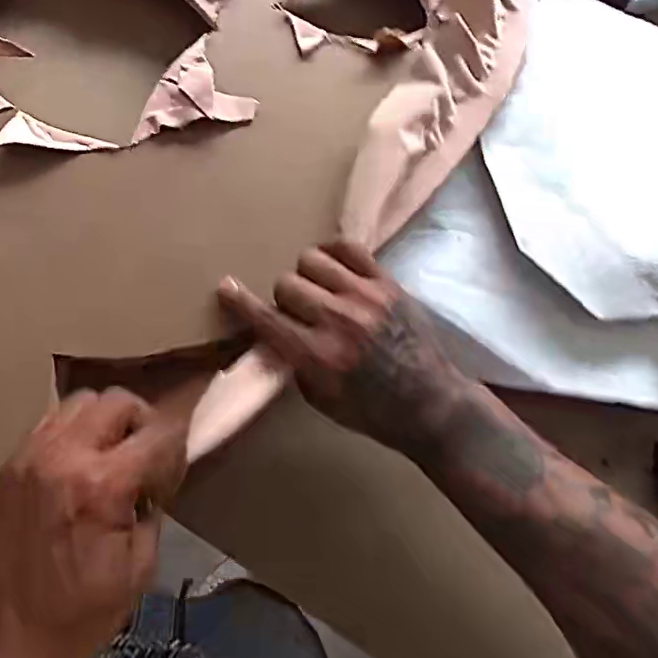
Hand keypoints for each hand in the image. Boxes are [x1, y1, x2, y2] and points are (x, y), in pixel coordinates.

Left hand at [0, 388, 186, 657]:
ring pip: (84, 399)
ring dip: (107, 419)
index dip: (176, 450)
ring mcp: (33, 452)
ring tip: (112, 457)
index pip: (158, 434)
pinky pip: (54, 419)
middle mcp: (64, 454)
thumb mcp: (139, 570)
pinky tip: (81, 463)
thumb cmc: (77, 619)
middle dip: (143, 423)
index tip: (174, 472)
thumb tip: (156, 473)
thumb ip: (153, 508)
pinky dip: (76, 428)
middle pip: (119, 400)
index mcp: (101, 486)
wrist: (0, 643)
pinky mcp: (12, 459)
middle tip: (146, 460)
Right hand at [218, 241, 480, 458]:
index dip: (240, 301)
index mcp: (317, 355)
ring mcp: (365, 297)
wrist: (432, 405)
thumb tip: (273, 329)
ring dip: (307, 275)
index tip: (225, 287)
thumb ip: (293, 360)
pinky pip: (347, 247)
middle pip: (286, 284)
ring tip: (319, 289)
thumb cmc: (370, 411)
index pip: (266, 319)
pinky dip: (333, 253)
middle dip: (285, 299)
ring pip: (311, 259)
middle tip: (300, 313)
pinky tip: (335, 268)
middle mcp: (337, 320)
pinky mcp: (387, 283)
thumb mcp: (319, 397)